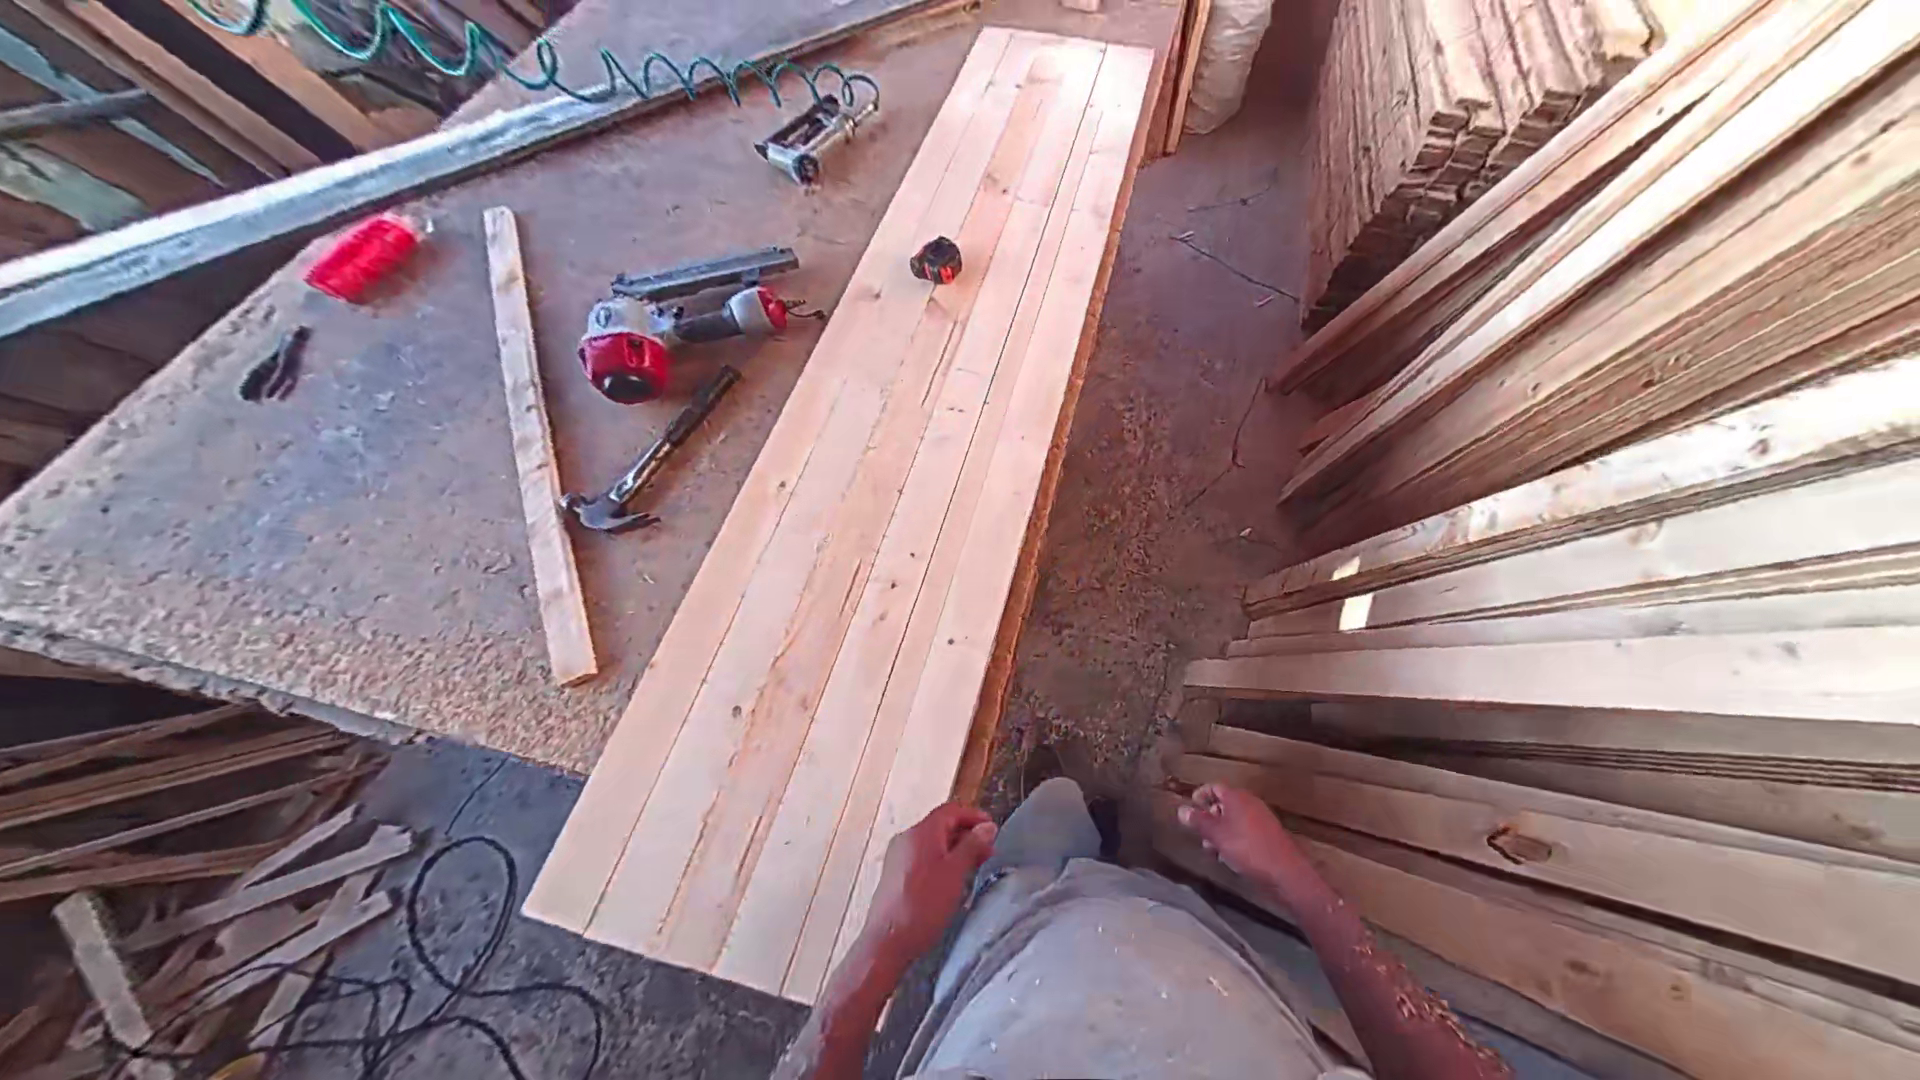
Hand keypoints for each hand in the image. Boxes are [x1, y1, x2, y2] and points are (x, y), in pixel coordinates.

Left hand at [858, 803, 996, 968]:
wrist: (887, 942)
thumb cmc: (924, 904)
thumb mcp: (955, 873)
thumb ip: (972, 846)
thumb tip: (988, 826)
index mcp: (921, 832)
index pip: (951, 810)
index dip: (974, 816)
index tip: (992, 829)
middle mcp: (907, 837)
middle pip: (941, 825)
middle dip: (967, 834)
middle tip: (988, 851)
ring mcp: (898, 855)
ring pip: (933, 842)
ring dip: (955, 848)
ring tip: (974, 866)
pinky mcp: (895, 873)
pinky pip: (923, 856)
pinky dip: (941, 860)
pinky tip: (952, 879)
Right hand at [1178, 783, 1306, 886]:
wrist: (1286, 873)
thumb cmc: (1246, 849)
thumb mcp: (1216, 835)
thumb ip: (1198, 821)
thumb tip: (1181, 809)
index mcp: (1236, 797)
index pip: (1214, 787)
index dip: (1200, 795)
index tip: (1190, 808)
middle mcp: (1250, 803)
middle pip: (1224, 804)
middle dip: (1209, 818)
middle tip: (1200, 834)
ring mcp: (1262, 819)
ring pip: (1234, 819)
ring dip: (1221, 831)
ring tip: (1214, 850)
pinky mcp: (1270, 835)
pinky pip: (1246, 830)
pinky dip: (1235, 838)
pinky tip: (1231, 856)